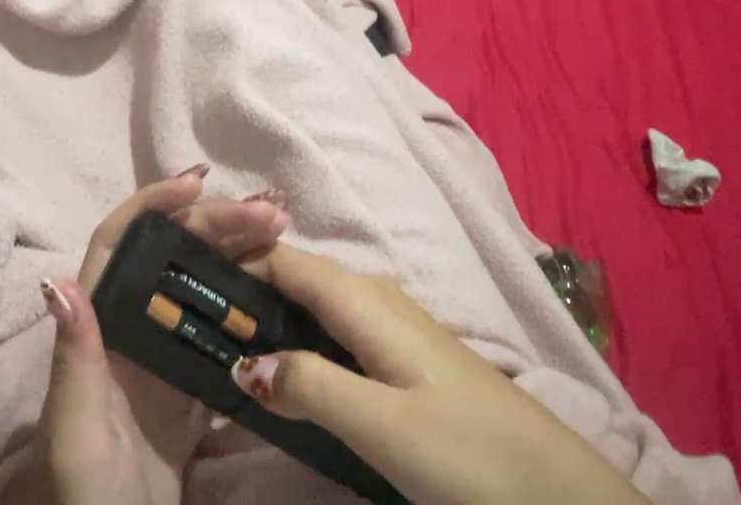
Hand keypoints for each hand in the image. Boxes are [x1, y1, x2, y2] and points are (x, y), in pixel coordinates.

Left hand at [35, 168, 289, 504]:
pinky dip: (252, 297)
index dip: (151, 206)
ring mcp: (166, 351)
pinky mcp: (196, 380)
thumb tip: (63, 281)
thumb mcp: (77, 431)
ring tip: (282, 228)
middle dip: (217, 223)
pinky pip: (225, 325)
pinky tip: (283, 282)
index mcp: (98, 327)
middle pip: (172, 254)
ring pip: (202, 280)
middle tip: (271, 212)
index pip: (116, 244)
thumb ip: (76, 359)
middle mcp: (131, 326)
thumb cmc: (88, 493)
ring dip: (239, 248)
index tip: (196, 183)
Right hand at [230, 245, 650, 504]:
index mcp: (363, 299)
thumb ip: (307, 386)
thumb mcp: (380, 424)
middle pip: (294, 277)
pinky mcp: (403, 357)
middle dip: (244, 290)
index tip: (181, 279)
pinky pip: (334, 332)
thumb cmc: (468, 453)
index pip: (282, 259)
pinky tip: (284, 372)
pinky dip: (299, 341)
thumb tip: (239, 359)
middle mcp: (375, 297)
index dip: (232, 261)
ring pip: (313, 306)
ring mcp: (392, 326)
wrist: (559, 492)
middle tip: (190, 320)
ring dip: (269, 317)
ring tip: (221, 343)